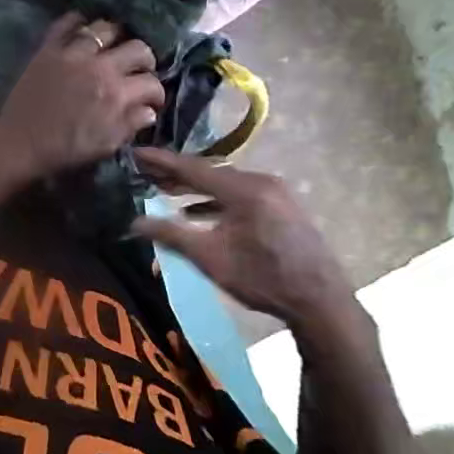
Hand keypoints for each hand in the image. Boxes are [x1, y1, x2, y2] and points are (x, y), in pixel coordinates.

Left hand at [0, 13, 164, 177]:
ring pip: (105, 29)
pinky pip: (65, 23)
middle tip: (139, 69)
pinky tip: (82, 27)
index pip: (151, 83)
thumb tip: (149, 110)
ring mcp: (73, 54)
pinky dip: (76, 21)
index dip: (157, 93)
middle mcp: (100, 67)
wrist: (20, 143)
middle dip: (146, 60)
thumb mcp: (105, 145)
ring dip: (116, 36)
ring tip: (113, 46)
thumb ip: (131, 125)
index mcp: (117, 94)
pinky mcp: (49, 49)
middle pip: (137, 48)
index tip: (153, 100)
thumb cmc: (65, 149)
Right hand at [131, 147, 357, 327]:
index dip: (161, 161)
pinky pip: (239, 193)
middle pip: (209, 172)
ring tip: (165, 190)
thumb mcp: (210, 258)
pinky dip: (215, 199)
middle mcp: (261, 182)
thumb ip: (171, 235)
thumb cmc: (262, 278)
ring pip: (224, 183)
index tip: (135, 152)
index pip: (192, 168)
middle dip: (175, 174)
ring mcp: (275, 192)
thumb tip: (134, 223)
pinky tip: (197, 211)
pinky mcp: (281, 205)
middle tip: (145, 173)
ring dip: (195, 188)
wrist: (319, 301)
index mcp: (244, 190)